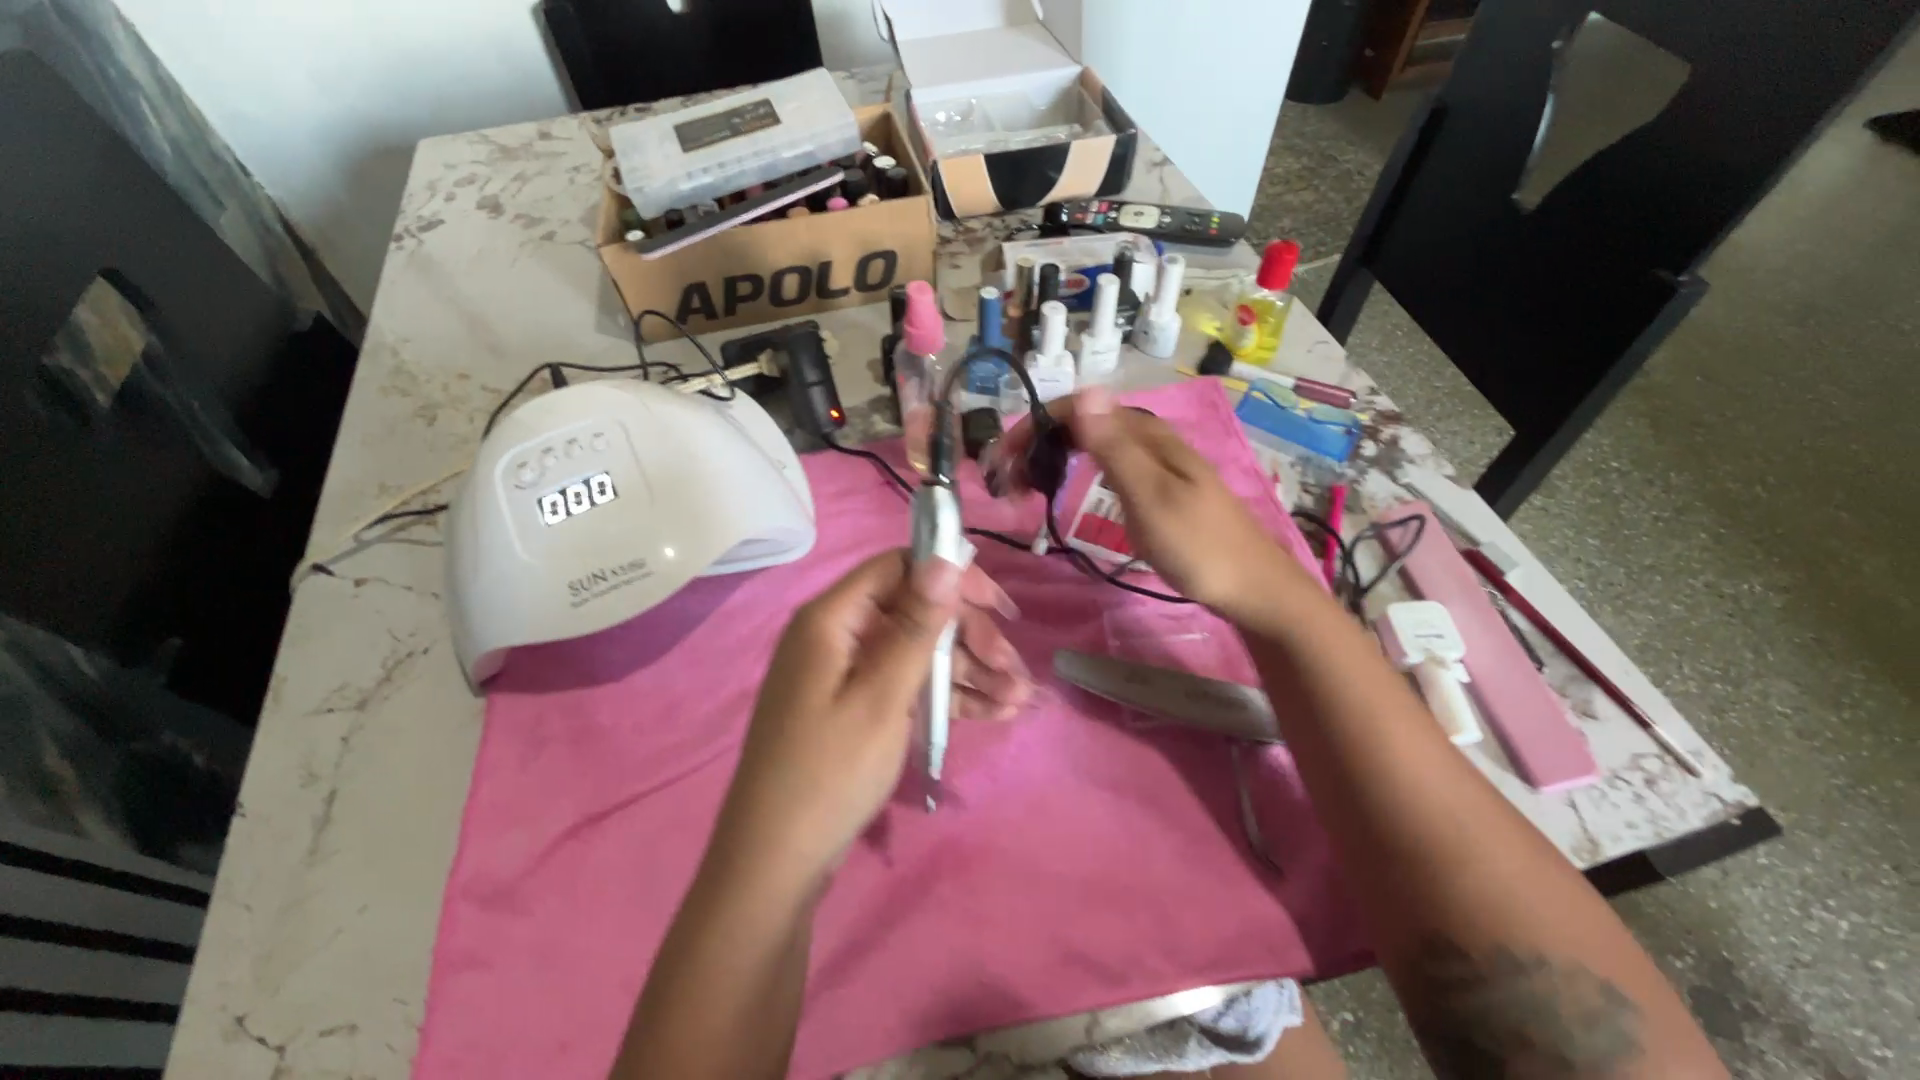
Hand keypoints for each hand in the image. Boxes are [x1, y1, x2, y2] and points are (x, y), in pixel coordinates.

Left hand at [719, 551, 1030, 873]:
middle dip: (969, 637)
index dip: (951, 578)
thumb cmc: (830, 772)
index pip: (897, 569)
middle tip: (1014, 669)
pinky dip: (947, 698)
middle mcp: (837, 638)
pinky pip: (908, 687)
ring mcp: (846, 676)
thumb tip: (945, 558)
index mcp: (831, 620)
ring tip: (1020, 699)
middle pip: (914, 613)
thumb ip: (916, 626)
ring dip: (969, 672)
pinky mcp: (856, 710)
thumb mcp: (881, 695)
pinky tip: (996, 712)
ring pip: (917, 654)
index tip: (999, 607)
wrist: (777, 860)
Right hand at [996, 386, 1308, 621]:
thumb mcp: (1150, 497)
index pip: (1079, 410)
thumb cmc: (1198, 546)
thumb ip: (1115, 448)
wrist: (1253, 588)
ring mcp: (1157, 467)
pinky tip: (1070, 494)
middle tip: (1007, 484)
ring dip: (1055, 460)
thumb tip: (1084, 391)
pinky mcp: (1159, 491)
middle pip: (1084, 426)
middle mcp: (1150, 442)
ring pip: (1094, 447)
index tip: (1003, 462)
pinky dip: (1077, 475)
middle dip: (1038, 445)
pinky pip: (1107, 468)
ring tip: (1026, 490)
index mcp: (1147, 436)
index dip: (1035, 427)